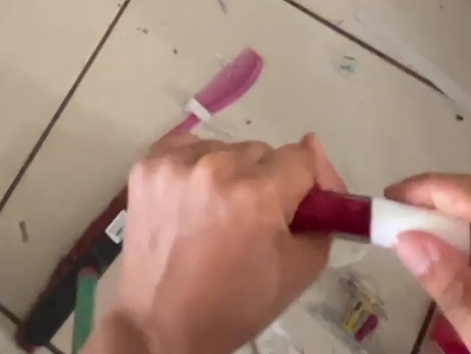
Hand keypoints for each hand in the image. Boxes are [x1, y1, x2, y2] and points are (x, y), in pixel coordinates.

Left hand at [89, 134, 346, 353]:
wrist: (160, 324)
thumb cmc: (234, 303)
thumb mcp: (298, 269)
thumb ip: (322, 212)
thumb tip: (315, 146)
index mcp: (258, 195)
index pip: (301, 159)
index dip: (306, 183)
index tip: (297, 205)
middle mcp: (217, 167)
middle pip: (261, 153)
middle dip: (265, 181)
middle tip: (251, 221)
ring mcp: (177, 162)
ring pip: (225, 148)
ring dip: (229, 173)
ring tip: (216, 214)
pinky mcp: (148, 162)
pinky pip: (189, 146)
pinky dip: (194, 167)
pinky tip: (190, 200)